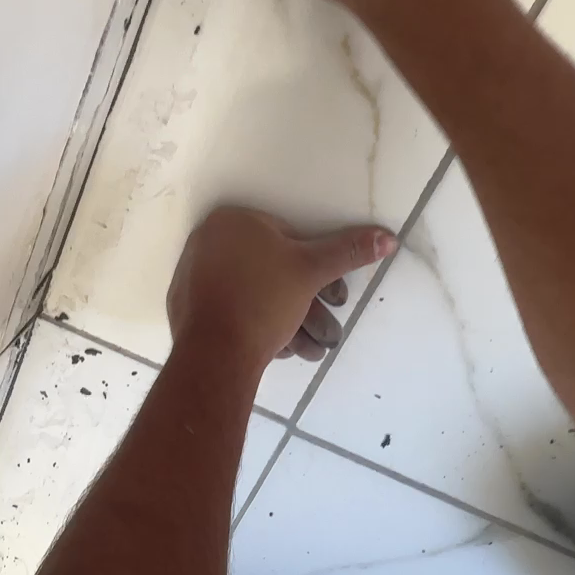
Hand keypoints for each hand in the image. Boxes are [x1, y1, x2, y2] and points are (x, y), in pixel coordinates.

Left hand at [167, 207, 395, 365]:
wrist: (215, 353)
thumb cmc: (264, 299)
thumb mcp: (312, 271)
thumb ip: (348, 251)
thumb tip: (387, 238)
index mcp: (231, 221)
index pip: (287, 238)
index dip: (315, 270)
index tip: (331, 298)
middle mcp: (207, 241)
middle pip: (270, 269)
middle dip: (304, 302)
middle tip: (325, 327)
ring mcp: (193, 275)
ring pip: (253, 294)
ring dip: (288, 320)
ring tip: (309, 347)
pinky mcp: (187, 308)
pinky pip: (232, 310)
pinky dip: (256, 325)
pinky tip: (279, 348)